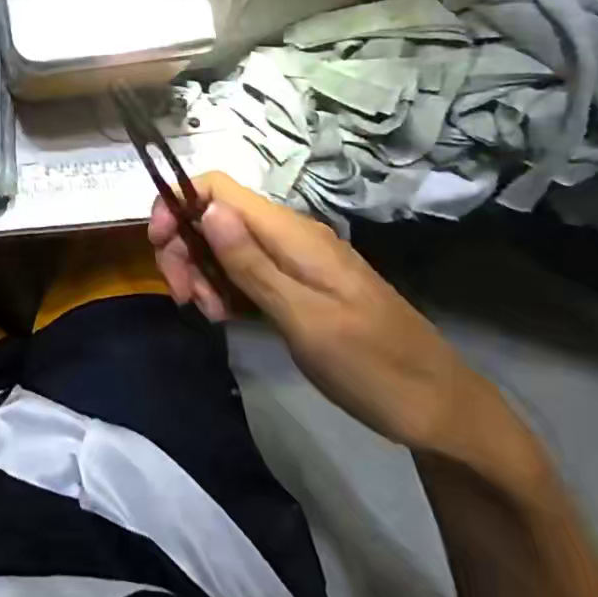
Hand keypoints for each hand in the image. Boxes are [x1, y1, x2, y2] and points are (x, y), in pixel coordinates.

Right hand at [149, 172, 516, 464]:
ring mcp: (293, 259)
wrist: (440, 410)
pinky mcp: (296, 283)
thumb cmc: (373, 365)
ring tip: (209, 314)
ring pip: (223, 244)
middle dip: (184, 248)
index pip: (218, 187)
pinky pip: (244, 269)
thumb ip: (252, 263)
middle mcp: (288, 235)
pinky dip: (223, 287)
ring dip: (201, 271)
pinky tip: (224, 315)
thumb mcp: (305, 319)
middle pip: (213, 216)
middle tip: (182, 298)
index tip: (157, 244)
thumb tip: (207, 208)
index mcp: (291, 233)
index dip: (177, 203)